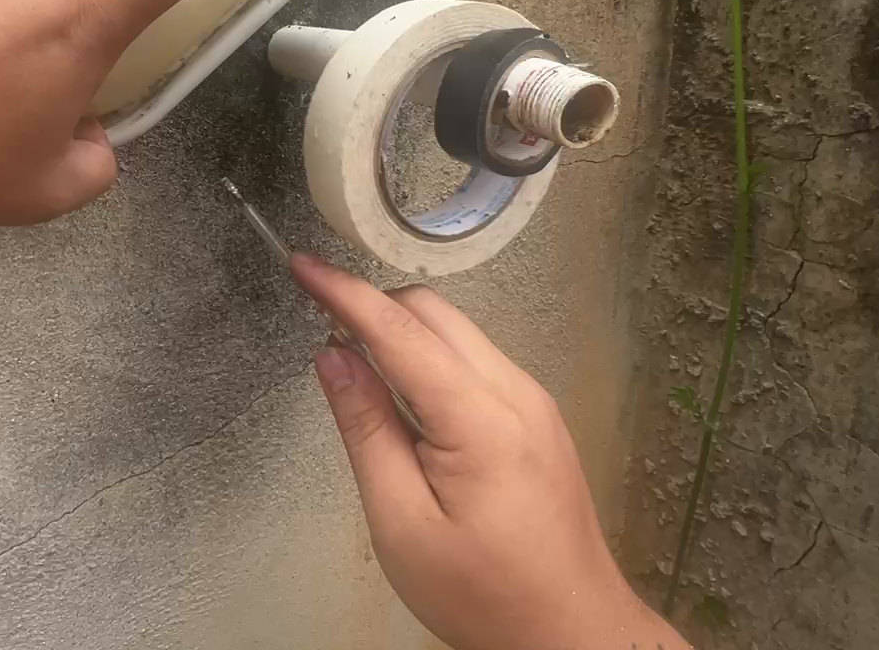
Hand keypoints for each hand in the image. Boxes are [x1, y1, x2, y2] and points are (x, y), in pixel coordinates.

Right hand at [293, 255, 687, 649]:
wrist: (577, 637)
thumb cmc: (483, 594)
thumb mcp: (401, 521)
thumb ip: (365, 427)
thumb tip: (332, 356)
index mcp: (480, 420)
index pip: (399, 331)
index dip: (343, 292)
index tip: (301, 265)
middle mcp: (514, 392)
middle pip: (430, 312)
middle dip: (371, 304)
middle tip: (322, 324)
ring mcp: (531, 399)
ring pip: (452, 326)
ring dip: (398, 326)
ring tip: (355, 359)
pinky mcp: (534, 412)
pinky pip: (469, 353)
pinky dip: (425, 349)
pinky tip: (402, 388)